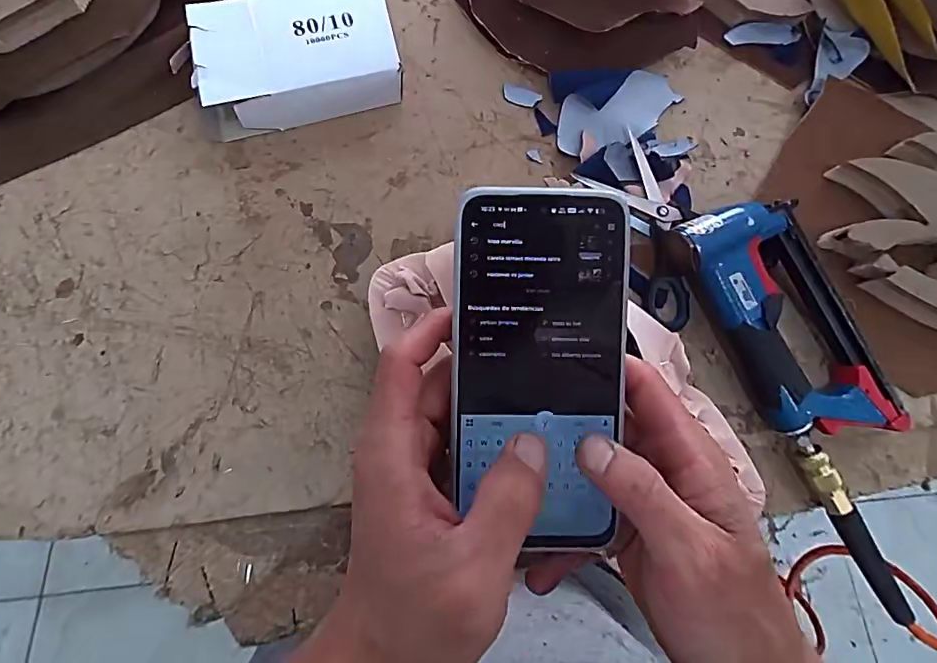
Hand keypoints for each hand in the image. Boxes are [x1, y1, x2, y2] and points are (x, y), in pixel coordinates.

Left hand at [298, 307, 544, 662]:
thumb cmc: (411, 627)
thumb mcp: (472, 569)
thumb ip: (507, 501)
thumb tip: (533, 441)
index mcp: (392, 457)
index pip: (402, 367)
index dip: (430, 328)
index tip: (471, 309)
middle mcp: (401, 452)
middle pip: (442, 382)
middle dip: (485, 364)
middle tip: (534, 352)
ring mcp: (417, 469)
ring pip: (459, 411)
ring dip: (496, 402)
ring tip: (543, 391)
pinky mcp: (434, 486)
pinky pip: (467, 440)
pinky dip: (496, 432)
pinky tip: (532, 440)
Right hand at [532, 356, 813, 661]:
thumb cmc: (736, 612)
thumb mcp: (689, 547)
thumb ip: (644, 492)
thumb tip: (596, 446)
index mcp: (691, 458)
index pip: (653, 392)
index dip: (617, 367)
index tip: (575, 354)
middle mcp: (667, 471)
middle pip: (614, 427)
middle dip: (575, 425)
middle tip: (533, 431)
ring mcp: (648, 501)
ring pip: (596, 470)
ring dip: (564, 484)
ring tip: (531, 495)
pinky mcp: (632, 532)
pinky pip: (592, 515)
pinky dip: (569, 532)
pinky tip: (549, 553)